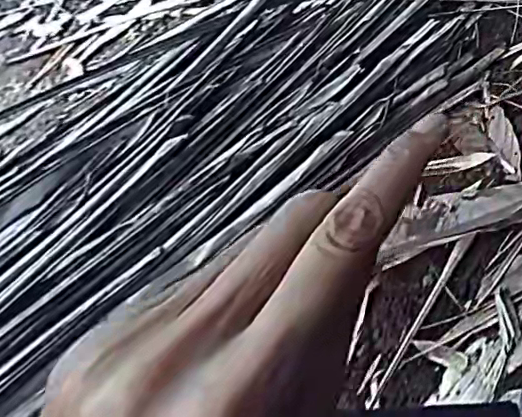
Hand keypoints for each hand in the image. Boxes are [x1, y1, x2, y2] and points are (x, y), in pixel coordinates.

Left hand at [43, 113, 447, 416]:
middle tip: (366, 232)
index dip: (396, 169)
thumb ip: (337, 321)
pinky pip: (198, 272)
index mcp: (246, 382)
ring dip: (280, 257)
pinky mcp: (96, 339)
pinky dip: (228, 286)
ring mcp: (129, 343)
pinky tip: (220, 337)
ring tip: (271, 322)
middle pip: (300, 218)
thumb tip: (368, 242)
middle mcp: (180, 353)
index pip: (345, 235)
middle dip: (342, 212)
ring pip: (251, 239)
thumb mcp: (309, 413)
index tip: (424, 133)